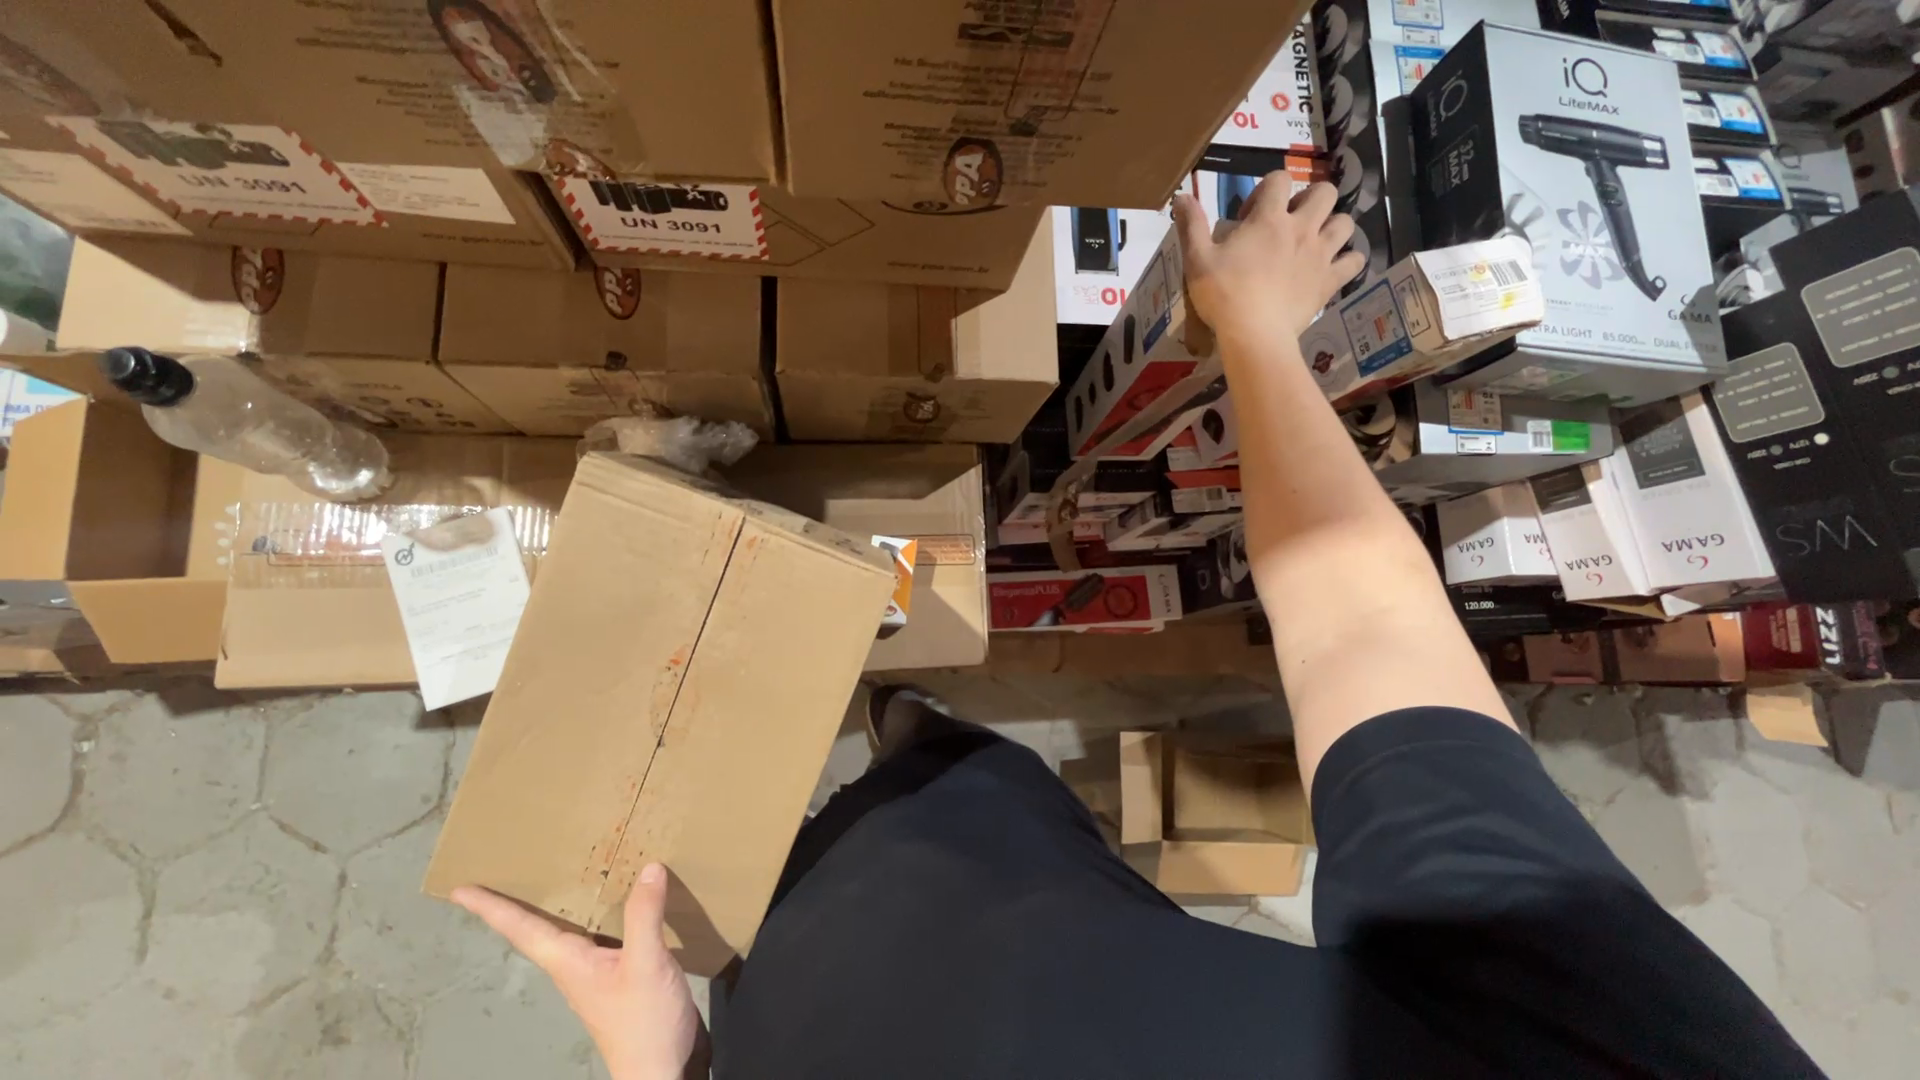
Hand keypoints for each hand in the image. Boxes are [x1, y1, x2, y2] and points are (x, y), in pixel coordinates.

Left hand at [453, 865, 706, 1079]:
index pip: (522, 929)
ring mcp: (595, 973)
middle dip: (519, 901)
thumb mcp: (646, 964)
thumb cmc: (643, 1022)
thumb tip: (648, 866)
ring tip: (560, 874)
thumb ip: (644, 915)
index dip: (492, 908)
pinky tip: (619, 901)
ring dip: (559, 904)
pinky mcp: (620, 976)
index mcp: (569, 962)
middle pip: (538, 928)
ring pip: (569, 930)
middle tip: (506, 870)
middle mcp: (574, 966)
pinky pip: (600, 933)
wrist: (660, 1071)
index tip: (460, 890)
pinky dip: (600, 912)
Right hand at [1172, 179, 1364, 344]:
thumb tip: (1181, 196)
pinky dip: (1348, 260)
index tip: (1248, 216)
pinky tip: (1334, 267)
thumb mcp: (1197, 260)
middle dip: (1310, 199)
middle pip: (1325, 192)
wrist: (1254, 334)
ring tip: (1314, 242)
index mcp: (1269, 219)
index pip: (1279, 178)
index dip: (1265, 189)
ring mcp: (1321, 254)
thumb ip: (1191, 225)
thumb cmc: (1223, 295)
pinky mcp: (1330, 280)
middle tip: (1289, 222)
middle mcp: (1302, 229)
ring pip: (1346, 222)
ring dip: (1332, 226)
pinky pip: (1355, 261)